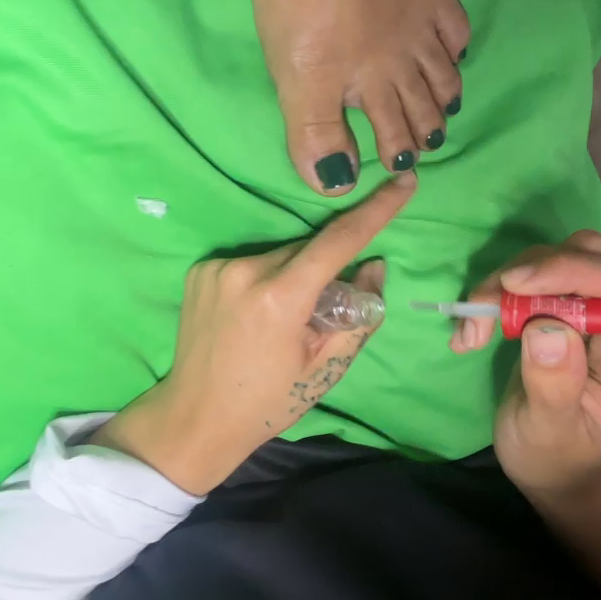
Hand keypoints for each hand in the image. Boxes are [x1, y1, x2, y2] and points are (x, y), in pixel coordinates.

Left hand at [94, 175, 416, 491]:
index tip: (403, 181)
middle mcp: (245, 270)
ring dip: (292, 274)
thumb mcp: (326, 369)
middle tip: (321, 313)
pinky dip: (263, 278)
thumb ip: (360, 314)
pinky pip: (250, 261)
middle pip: (306, 250)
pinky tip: (252, 314)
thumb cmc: (268, 401)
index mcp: (279, 298)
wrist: (197, 418)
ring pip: (279, 254)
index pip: (339, 240)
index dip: (376, 209)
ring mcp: (216, 267)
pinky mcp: (199, 270)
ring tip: (281, 321)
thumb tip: (374, 265)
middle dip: (325, 270)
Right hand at [451, 231, 600, 498]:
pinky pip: (538, 278)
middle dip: (536, 273)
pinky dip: (500, 293)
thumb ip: (554, 385)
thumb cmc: (556, 458)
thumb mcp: (549, 433)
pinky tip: (473, 331)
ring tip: (473, 327)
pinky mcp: (569, 310)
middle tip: (485, 304)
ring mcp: (599, 315)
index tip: (518, 283)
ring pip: (562, 260)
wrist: (550, 467)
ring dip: (509, 283)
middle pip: (596, 262)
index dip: (579, 272)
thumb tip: (546, 328)